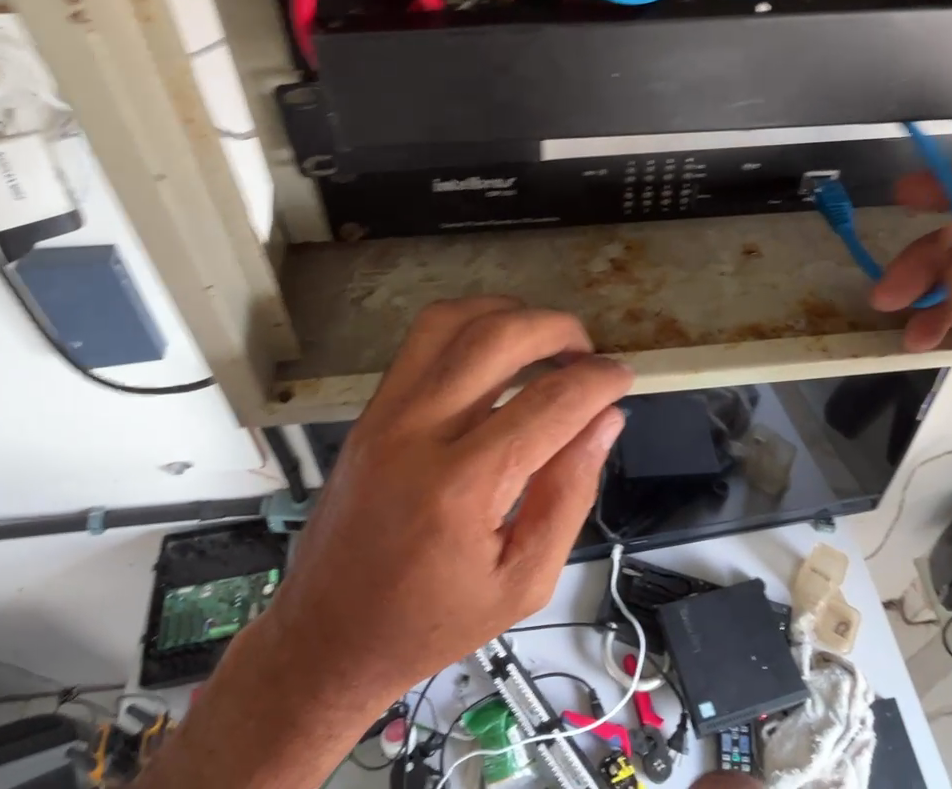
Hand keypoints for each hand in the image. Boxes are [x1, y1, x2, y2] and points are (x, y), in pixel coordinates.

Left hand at [262, 296, 632, 700]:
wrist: (329, 636)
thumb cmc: (430, 622)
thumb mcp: (524, 581)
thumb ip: (571, 493)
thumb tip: (604, 421)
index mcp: (462, 488)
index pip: (550, 403)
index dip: (600, 381)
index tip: (622, 379)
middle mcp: (416, 435)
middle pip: (497, 338)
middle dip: (558, 330)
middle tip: (588, 354)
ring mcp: (384, 416)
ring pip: (450, 321)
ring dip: (508, 314)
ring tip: (543, 342)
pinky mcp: (369, 412)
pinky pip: (420, 342)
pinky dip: (468, 328)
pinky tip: (496, 353)